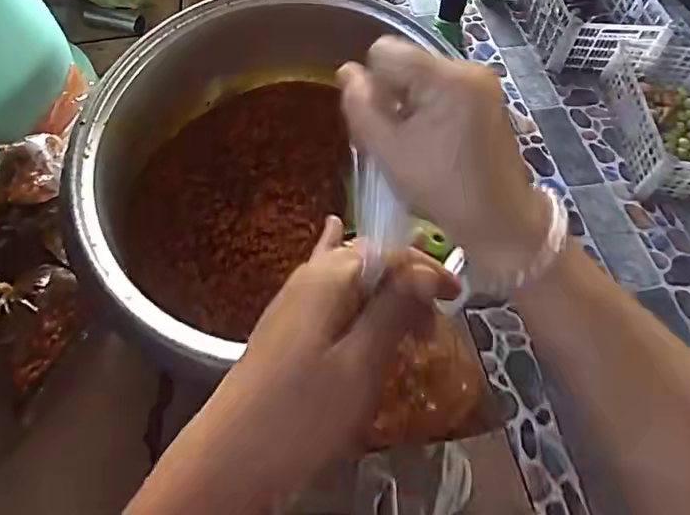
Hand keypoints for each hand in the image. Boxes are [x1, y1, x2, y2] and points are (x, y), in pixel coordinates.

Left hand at [148, 218, 453, 510]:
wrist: (231, 455)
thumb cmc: (301, 412)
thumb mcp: (359, 365)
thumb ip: (392, 312)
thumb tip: (426, 272)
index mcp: (331, 276)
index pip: (389, 252)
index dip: (427, 268)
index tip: (458, 294)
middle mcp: (311, 274)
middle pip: (370, 260)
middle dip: (407, 283)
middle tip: (433, 326)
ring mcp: (294, 296)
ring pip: (350, 275)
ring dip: (383, 292)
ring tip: (407, 321)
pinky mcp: (286, 322)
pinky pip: (326, 284)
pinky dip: (344, 274)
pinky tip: (331, 234)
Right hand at [338, 37, 551, 283]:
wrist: (502, 219)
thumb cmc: (442, 189)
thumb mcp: (388, 151)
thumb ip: (360, 106)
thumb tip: (348, 72)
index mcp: (444, 77)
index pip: (384, 51)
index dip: (373, 84)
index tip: (383, 119)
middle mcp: (466, 67)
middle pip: (405, 60)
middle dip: (391, 92)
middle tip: (394, 135)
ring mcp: (481, 79)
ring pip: (420, 72)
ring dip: (409, 99)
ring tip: (414, 139)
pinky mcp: (487, 93)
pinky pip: (441, 84)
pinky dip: (428, 103)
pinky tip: (433, 137)